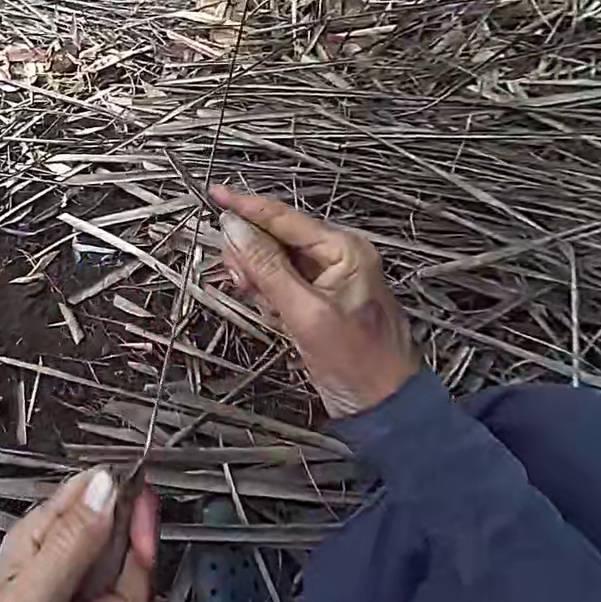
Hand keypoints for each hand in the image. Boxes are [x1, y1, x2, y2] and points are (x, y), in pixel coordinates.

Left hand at [0, 466, 159, 601]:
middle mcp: (71, 565)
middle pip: (132, 552)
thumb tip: (104, 484)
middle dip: (122, 593)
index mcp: (42, 538)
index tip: (141, 527)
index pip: (98, 492)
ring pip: (143, 601)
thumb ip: (67, 542)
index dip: (127, 503)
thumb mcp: (26, 600)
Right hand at [211, 185, 419, 417]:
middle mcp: (335, 255)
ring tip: (263, 303)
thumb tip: (234, 228)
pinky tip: (274, 314)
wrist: (384, 408)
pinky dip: (268, 293)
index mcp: (343, 249)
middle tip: (241, 280)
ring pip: (271, 259)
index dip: (245, 205)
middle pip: (274, 236)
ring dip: (257, 278)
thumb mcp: (305, 312)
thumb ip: (266, 267)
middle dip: (251, 255)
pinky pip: (278, 281)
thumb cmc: (358, 361)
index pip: (283, 217)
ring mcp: (325, 276)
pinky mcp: (315, 296)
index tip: (216, 193)